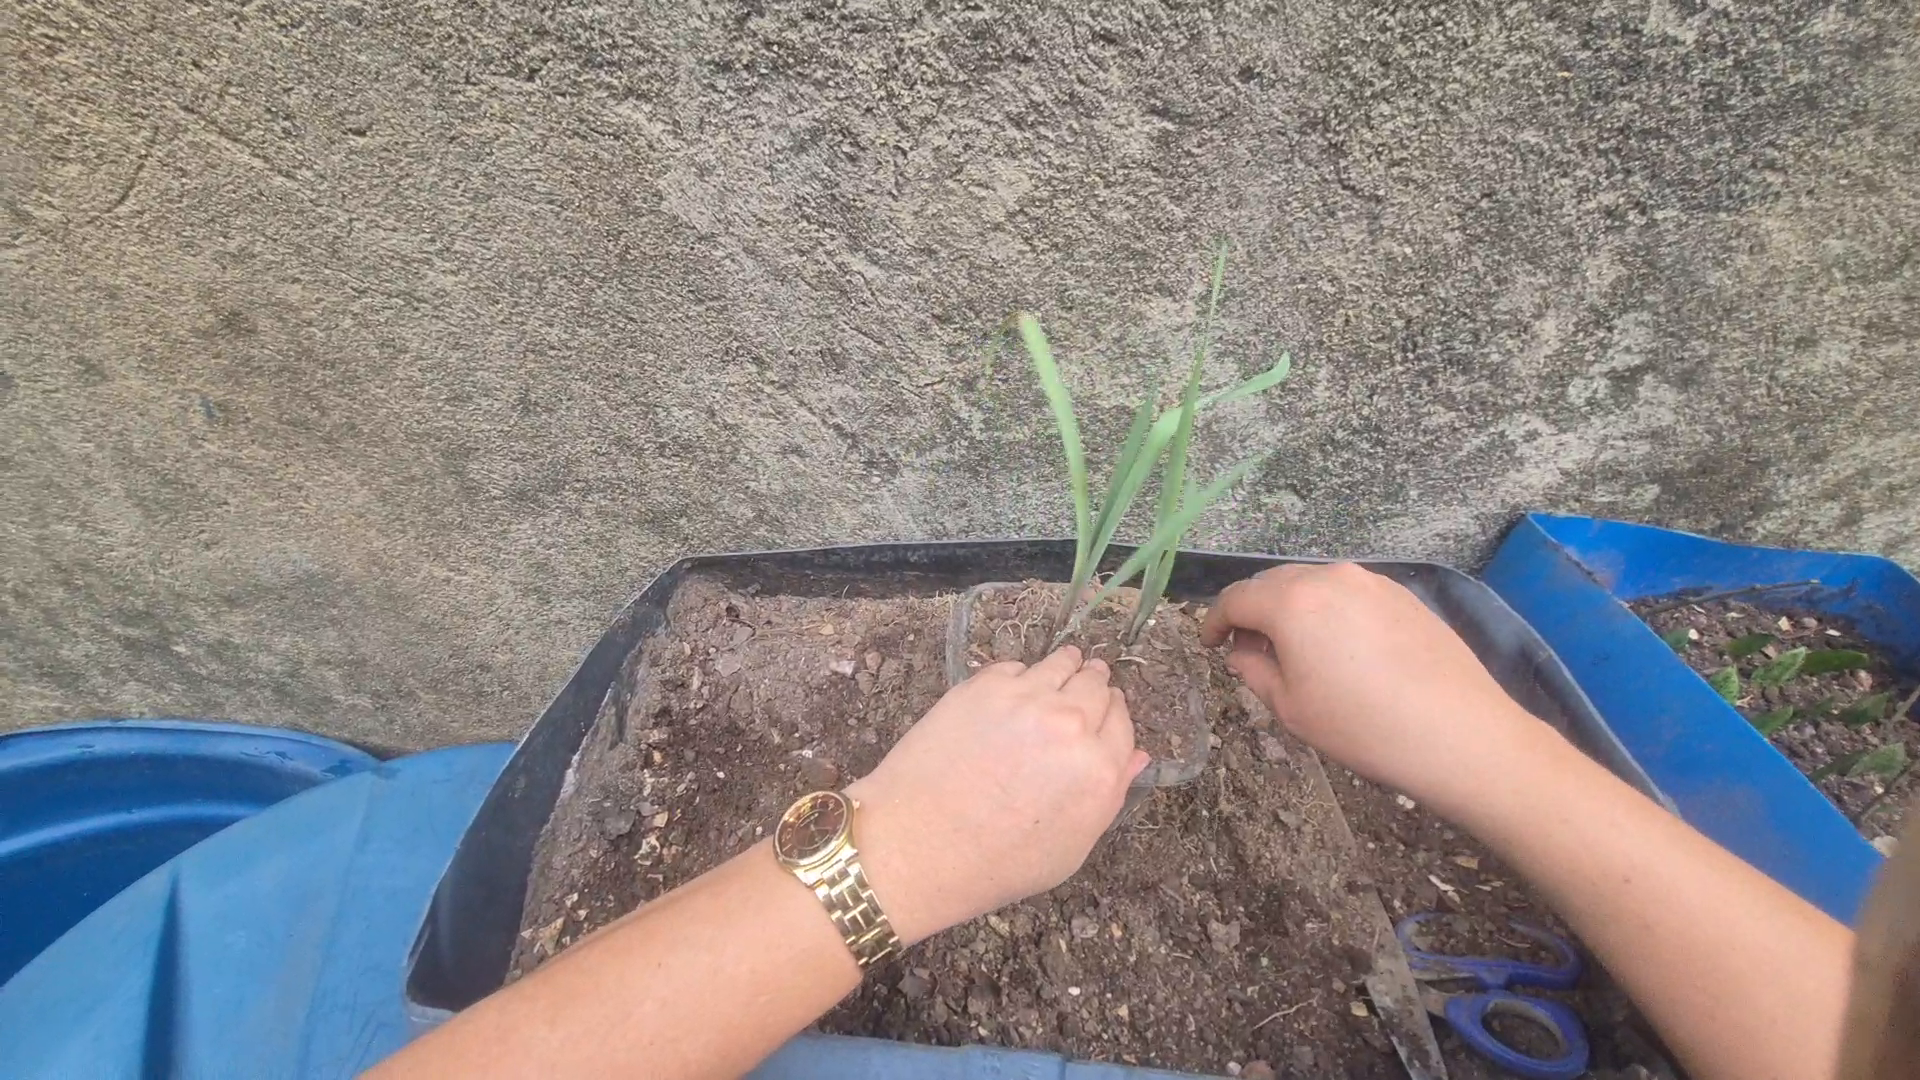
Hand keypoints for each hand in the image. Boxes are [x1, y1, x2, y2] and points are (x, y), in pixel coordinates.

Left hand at [845, 646, 1148, 943]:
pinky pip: (1016, 667)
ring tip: (1064, 667)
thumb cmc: (995, 861)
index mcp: (1098, 768)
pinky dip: (1021, 676)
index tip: (1106, 712)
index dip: (1114, 715)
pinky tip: (1014, 690)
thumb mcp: (1070, 847)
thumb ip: (1110, 794)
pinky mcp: (984, 683)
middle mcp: (1069, 723)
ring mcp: (1024, 697)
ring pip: (1061, 663)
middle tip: (1086, 685)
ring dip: (1066, 666)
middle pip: (1096, 684)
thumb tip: (1137, 755)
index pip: (1122, 721)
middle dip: (1094, 685)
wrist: (918, 843)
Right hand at [1200, 562, 1543, 813]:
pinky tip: (1339, 647)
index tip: (1209, 644)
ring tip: (1294, 649)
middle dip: (1251, 613)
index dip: (1213, 621)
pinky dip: (1326, 610)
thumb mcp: (1289, 707)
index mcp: (1290, 601)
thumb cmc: (1363, 726)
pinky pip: (1345, 592)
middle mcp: (1327, 577)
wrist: (1463, 735)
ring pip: (1309, 584)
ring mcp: (1369, 581)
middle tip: (1248, 649)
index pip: (1234, 599)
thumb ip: (1252, 668)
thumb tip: (1242, 650)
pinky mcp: (1401, 594)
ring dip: (1289, 609)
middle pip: (1270, 584)